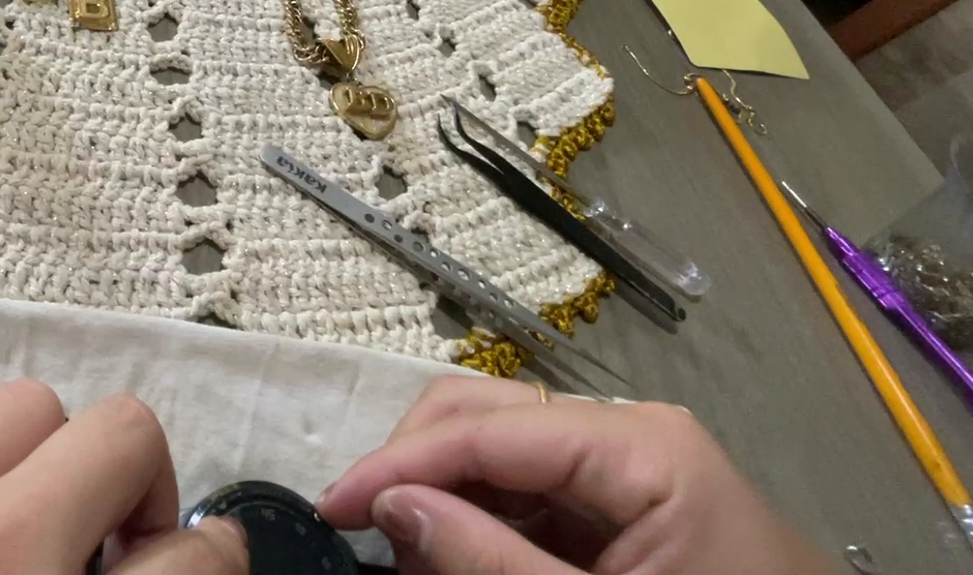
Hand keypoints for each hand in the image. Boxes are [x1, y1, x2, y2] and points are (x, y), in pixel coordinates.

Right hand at [315, 375, 837, 574]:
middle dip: (413, 463)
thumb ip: (489, 562)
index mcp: (640, 445)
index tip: (332, 504)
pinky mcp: (618, 498)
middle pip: (482, 413)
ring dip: (437, 486)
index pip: (486, 429)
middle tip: (361, 522)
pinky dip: (475, 511)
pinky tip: (449, 544)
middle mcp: (625, 430)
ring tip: (401, 541)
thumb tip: (387, 503)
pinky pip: (523, 485)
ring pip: (493, 443)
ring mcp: (622, 461)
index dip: (399, 461)